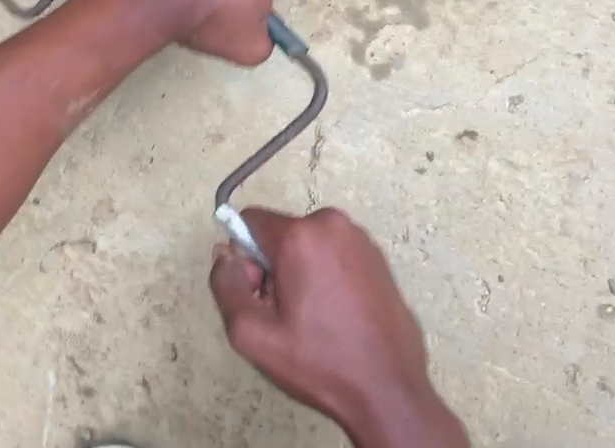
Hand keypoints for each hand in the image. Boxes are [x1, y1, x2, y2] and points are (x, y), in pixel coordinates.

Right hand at [209, 208, 468, 447]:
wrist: (390, 394)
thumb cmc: (320, 363)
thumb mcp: (252, 333)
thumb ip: (224, 284)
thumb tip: (224, 254)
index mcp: (301, 235)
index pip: (249, 221)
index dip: (246, 258)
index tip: (261, 294)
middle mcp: (332, 224)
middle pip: (279, 234)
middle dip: (273, 267)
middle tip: (287, 314)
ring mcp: (360, 239)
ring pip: (306, 244)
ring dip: (300, 272)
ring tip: (314, 319)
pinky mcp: (378, 258)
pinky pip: (333, 254)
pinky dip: (326, 276)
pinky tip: (337, 316)